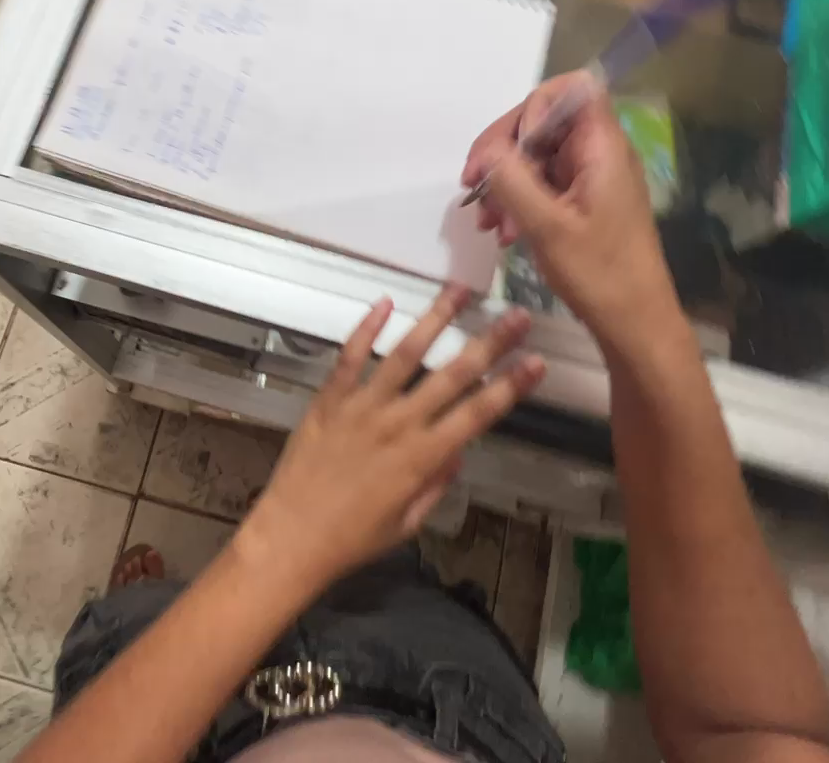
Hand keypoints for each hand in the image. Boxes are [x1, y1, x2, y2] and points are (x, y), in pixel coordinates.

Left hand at [229, 287, 542, 594]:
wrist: (292, 535)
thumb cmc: (353, 538)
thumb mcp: (408, 522)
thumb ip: (436, 484)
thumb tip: (459, 449)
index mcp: (423, 458)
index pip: (478, 414)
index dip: (511, 386)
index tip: (536, 361)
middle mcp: (398, 424)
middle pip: (453, 375)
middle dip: (489, 342)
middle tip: (515, 314)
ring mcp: (362, 406)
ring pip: (405, 354)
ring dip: (435, 319)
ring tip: (458, 291)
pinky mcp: (330, 399)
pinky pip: (350, 357)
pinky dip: (366, 328)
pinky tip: (384, 302)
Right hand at [461, 72, 678, 352]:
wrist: (633, 321)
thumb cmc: (598, 272)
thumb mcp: (546, 227)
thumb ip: (513, 180)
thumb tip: (486, 151)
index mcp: (601, 147)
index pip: (571, 90)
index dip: (532, 109)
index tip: (509, 150)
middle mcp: (597, 152)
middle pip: (542, 121)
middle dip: (502, 151)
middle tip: (473, 187)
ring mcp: (589, 175)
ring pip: (535, 154)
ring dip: (504, 181)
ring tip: (487, 222)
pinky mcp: (581, 198)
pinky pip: (541, 182)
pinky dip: (516, 199)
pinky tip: (502, 231)